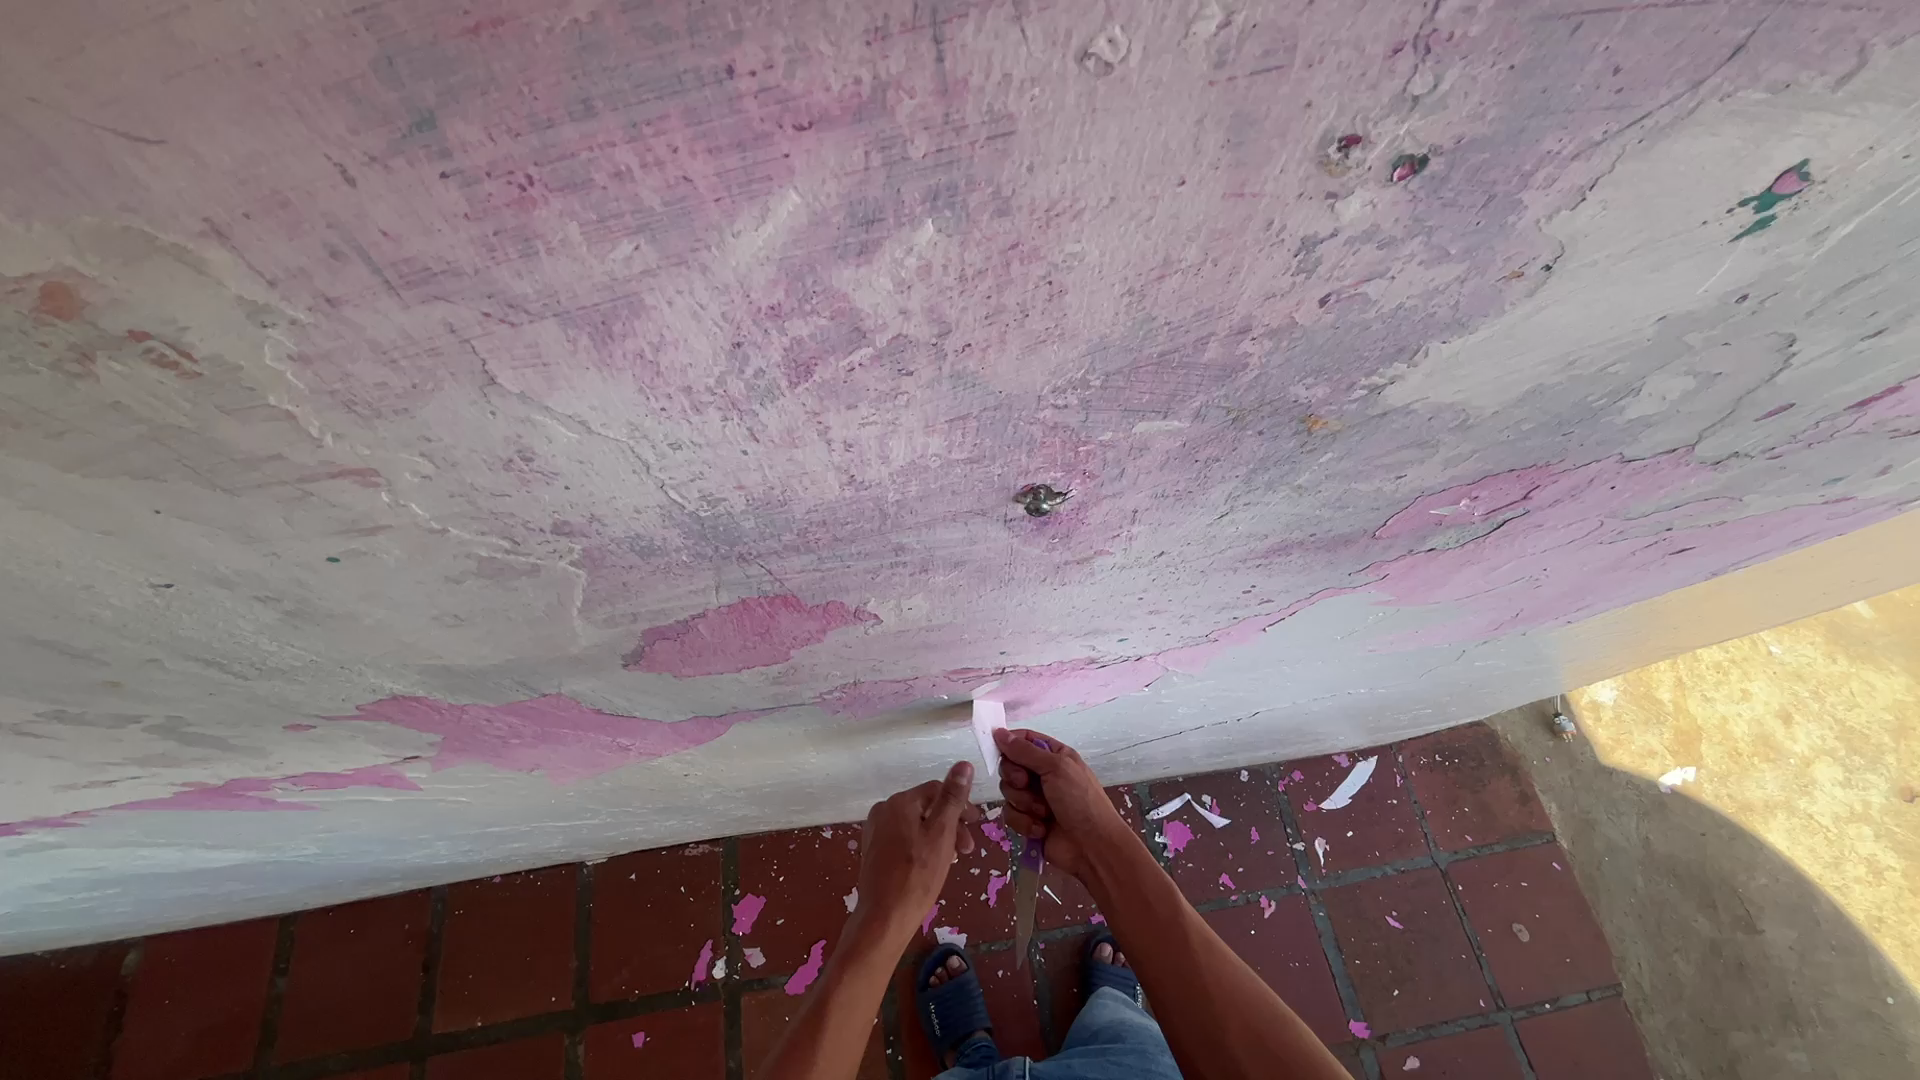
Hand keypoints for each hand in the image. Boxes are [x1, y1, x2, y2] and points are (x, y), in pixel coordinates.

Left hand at [852, 762, 980, 943]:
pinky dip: (922, 846)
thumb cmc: (917, 875)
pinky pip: (904, 838)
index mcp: (899, 802)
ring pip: (916, 824)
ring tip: (952, 860)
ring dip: (938, 837)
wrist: (884, 918)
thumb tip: (963, 764)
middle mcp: (883, 810)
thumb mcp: (942, 834)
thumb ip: (952, 798)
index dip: (960, 805)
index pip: (936, 790)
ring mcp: (876, 831)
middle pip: (926, 807)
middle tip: (967, 850)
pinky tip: (931, 865)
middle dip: (950, 824)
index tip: (975, 825)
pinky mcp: (874, 850)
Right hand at [994, 728, 1133, 878]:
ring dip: (1024, 803)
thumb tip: (999, 732)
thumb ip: (1025, 751)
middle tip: (1026, 783)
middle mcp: (1042, 774)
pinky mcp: (1028, 821)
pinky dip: (1025, 822)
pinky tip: (1041, 828)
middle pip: (1010, 766)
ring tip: (1043, 812)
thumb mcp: (1056, 768)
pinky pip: (1010, 814)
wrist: (1092, 847)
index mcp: (1054, 755)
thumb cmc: (1080, 800)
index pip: (1023, 740)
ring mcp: (1034, 798)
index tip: (999, 750)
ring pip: (1008, 792)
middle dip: (1015, 777)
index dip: (1009, 743)